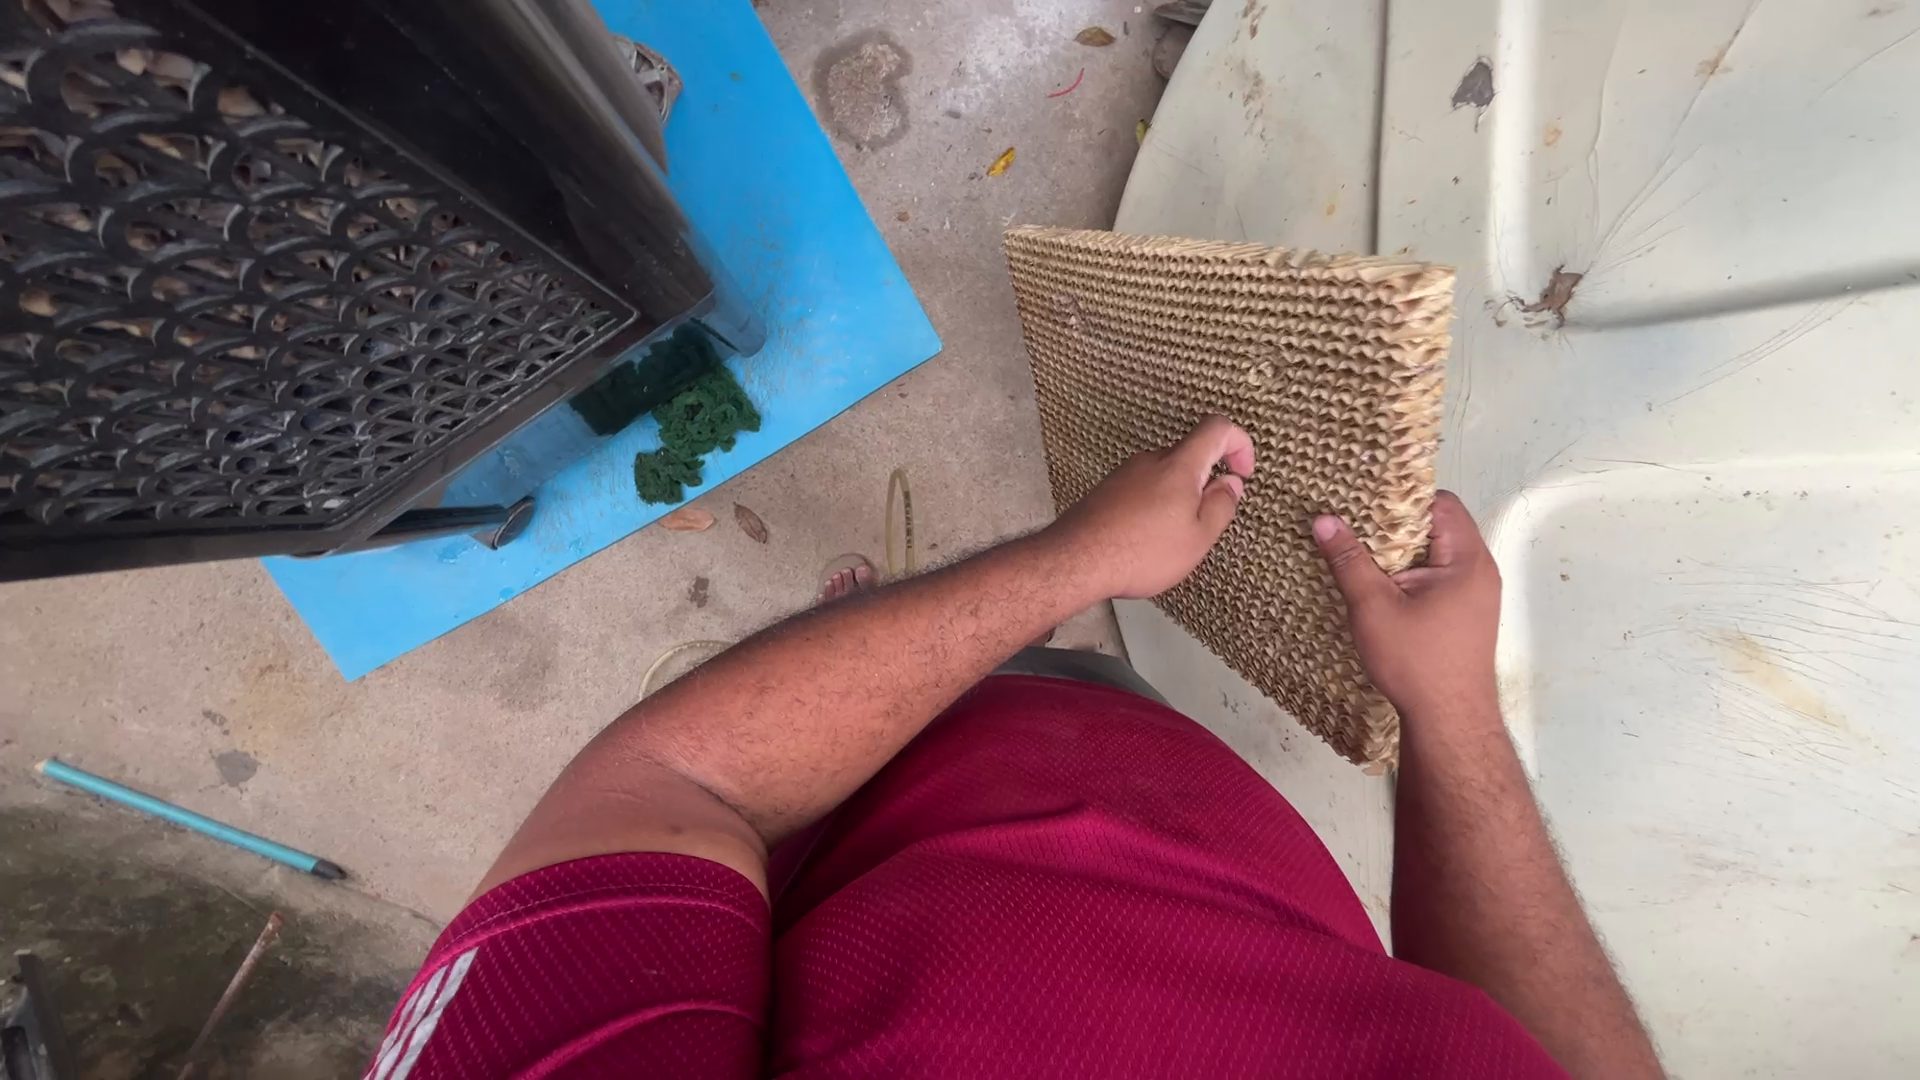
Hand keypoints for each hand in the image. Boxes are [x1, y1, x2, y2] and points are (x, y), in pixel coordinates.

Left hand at [1047, 416, 1254, 599]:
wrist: (1076, 561)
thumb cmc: (1140, 552)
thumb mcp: (1197, 537)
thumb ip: (1221, 505)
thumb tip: (1231, 484)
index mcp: (1179, 465)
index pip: (1216, 428)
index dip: (1239, 443)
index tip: (1242, 472)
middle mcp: (1149, 461)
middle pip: (1189, 455)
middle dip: (1206, 481)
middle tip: (1206, 520)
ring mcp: (1124, 474)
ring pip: (1164, 475)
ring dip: (1178, 498)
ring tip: (1171, 538)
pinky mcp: (1106, 490)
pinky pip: (1142, 489)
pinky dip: (1154, 506)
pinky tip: (1146, 538)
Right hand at [1312, 492, 1501, 721]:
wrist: (1448, 719)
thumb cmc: (1415, 659)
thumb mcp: (1372, 605)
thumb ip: (1348, 559)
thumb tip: (1323, 519)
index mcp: (1467, 560)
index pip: (1441, 504)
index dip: (1401, 496)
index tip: (1361, 499)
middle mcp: (1478, 571)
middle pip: (1437, 526)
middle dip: (1392, 523)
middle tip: (1350, 522)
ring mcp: (1474, 594)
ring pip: (1433, 553)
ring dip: (1397, 551)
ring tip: (1356, 550)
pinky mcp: (1463, 613)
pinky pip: (1434, 576)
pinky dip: (1405, 572)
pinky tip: (1376, 583)